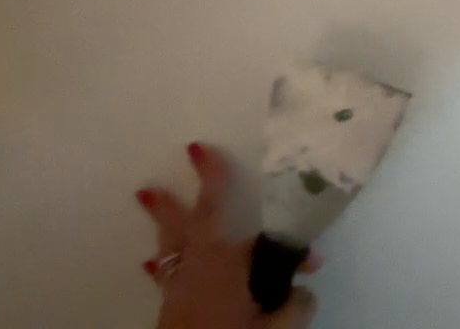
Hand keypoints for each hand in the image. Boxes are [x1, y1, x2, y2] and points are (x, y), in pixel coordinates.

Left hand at [136, 142, 321, 328]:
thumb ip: (294, 304)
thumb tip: (305, 290)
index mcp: (225, 262)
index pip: (263, 240)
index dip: (289, 244)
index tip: (311, 252)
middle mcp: (198, 266)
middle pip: (195, 218)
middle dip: (202, 184)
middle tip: (191, 149)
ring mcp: (177, 287)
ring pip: (171, 243)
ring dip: (164, 218)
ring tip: (148, 194)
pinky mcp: (167, 309)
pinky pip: (163, 273)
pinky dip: (161, 260)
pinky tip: (151, 261)